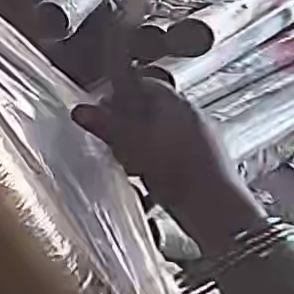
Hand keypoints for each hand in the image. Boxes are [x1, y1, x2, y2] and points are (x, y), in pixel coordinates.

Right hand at [71, 67, 265, 249]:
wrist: (214, 210)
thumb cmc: (176, 169)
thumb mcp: (131, 144)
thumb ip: (105, 125)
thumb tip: (79, 110)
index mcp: (176, 103)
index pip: (144, 83)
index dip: (120, 92)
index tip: (102, 107)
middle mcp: (190, 116)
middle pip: (150, 108)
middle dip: (127, 120)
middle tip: (108, 135)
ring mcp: (198, 141)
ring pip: (158, 132)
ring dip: (138, 142)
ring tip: (123, 159)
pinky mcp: (200, 164)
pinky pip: (168, 153)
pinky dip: (152, 161)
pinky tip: (141, 178)